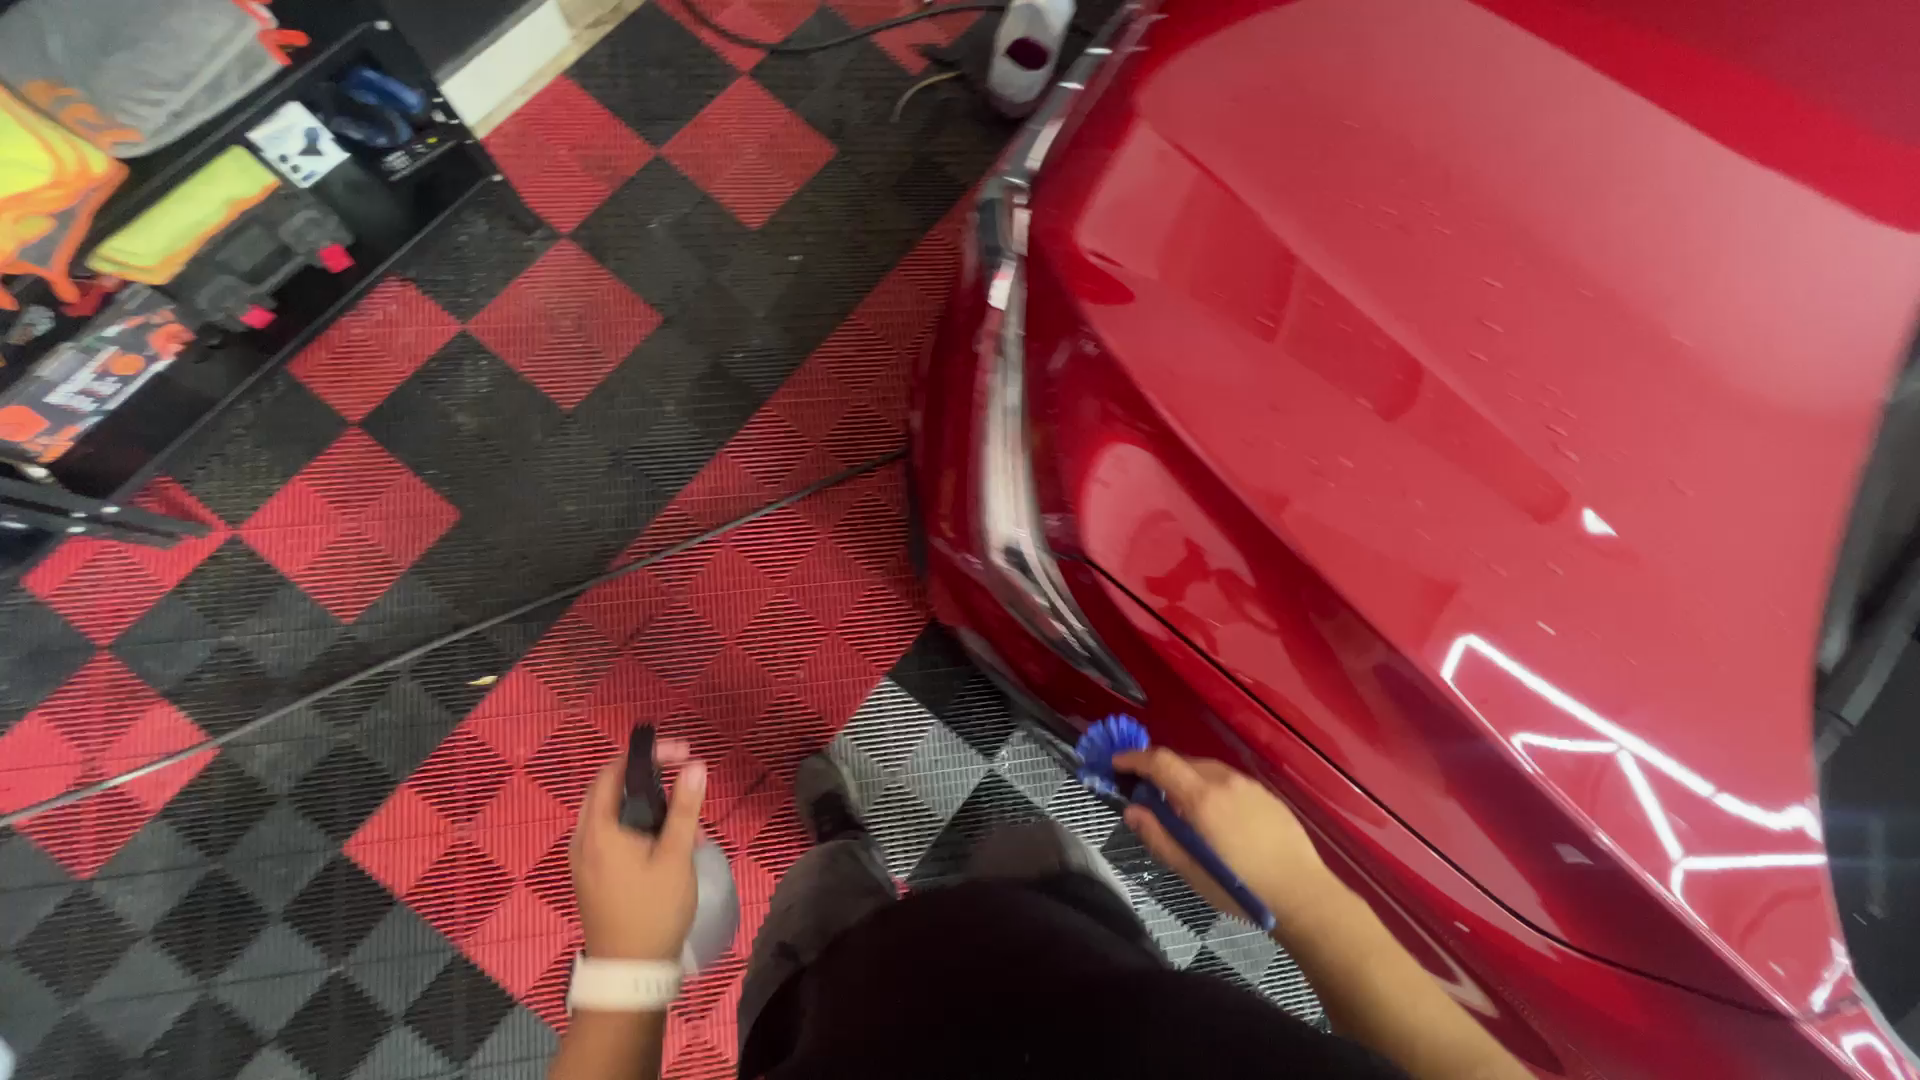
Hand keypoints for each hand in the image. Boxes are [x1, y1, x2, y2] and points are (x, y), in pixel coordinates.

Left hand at [569, 740, 706, 962]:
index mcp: (599, 831)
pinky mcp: (591, 876)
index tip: (683, 751)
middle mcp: (583, 840)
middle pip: (609, 789)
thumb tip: (694, 765)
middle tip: (683, 770)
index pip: (614, 772)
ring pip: (612, 813)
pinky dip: (636, 825)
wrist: (630, 971)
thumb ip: (684, 807)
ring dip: (646, 803)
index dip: (648, 754)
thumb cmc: (654, 909)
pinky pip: (610, 834)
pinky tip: (667, 842)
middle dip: (647, 774)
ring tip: (684, 817)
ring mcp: (584, 860)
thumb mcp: (676, 856)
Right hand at [1114, 748, 1341, 925]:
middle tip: (1149, 797)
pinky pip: (1228, 782)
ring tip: (1184, 811)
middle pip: (1182, 762)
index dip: (1134, 758)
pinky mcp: (1266, 795)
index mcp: (1201, 797)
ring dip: (1186, 781)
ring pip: (1206, 770)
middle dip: (1159, 772)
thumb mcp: (1190, 870)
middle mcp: (1223, 781)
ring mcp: (1248, 785)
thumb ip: (1157, 836)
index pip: (1159, 761)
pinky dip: (1211, 788)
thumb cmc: (1240, 887)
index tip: (1116, 763)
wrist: (1303, 895)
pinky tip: (1218, 818)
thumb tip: (1132, 810)